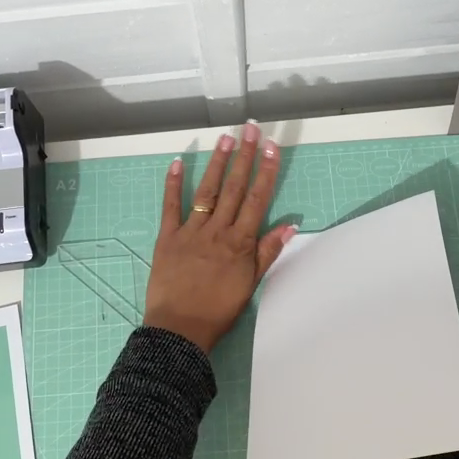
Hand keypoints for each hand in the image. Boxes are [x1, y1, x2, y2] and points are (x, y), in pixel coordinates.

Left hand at [143, 122, 295, 352]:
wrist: (179, 329)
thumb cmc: (218, 311)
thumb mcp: (250, 285)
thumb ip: (267, 253)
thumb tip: (290, 225)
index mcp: (240, 243)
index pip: (257, 200)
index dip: (266, 171)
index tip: (272, 147)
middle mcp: (218, 230)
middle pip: (235, 187)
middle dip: (244, 156)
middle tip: (250, 128)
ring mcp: (191, 231)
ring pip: (208, 191)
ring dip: (218, 163)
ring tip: (226, 138)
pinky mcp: (168, 237)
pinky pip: (170, 206)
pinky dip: (174, 184)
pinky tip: (179, 162)